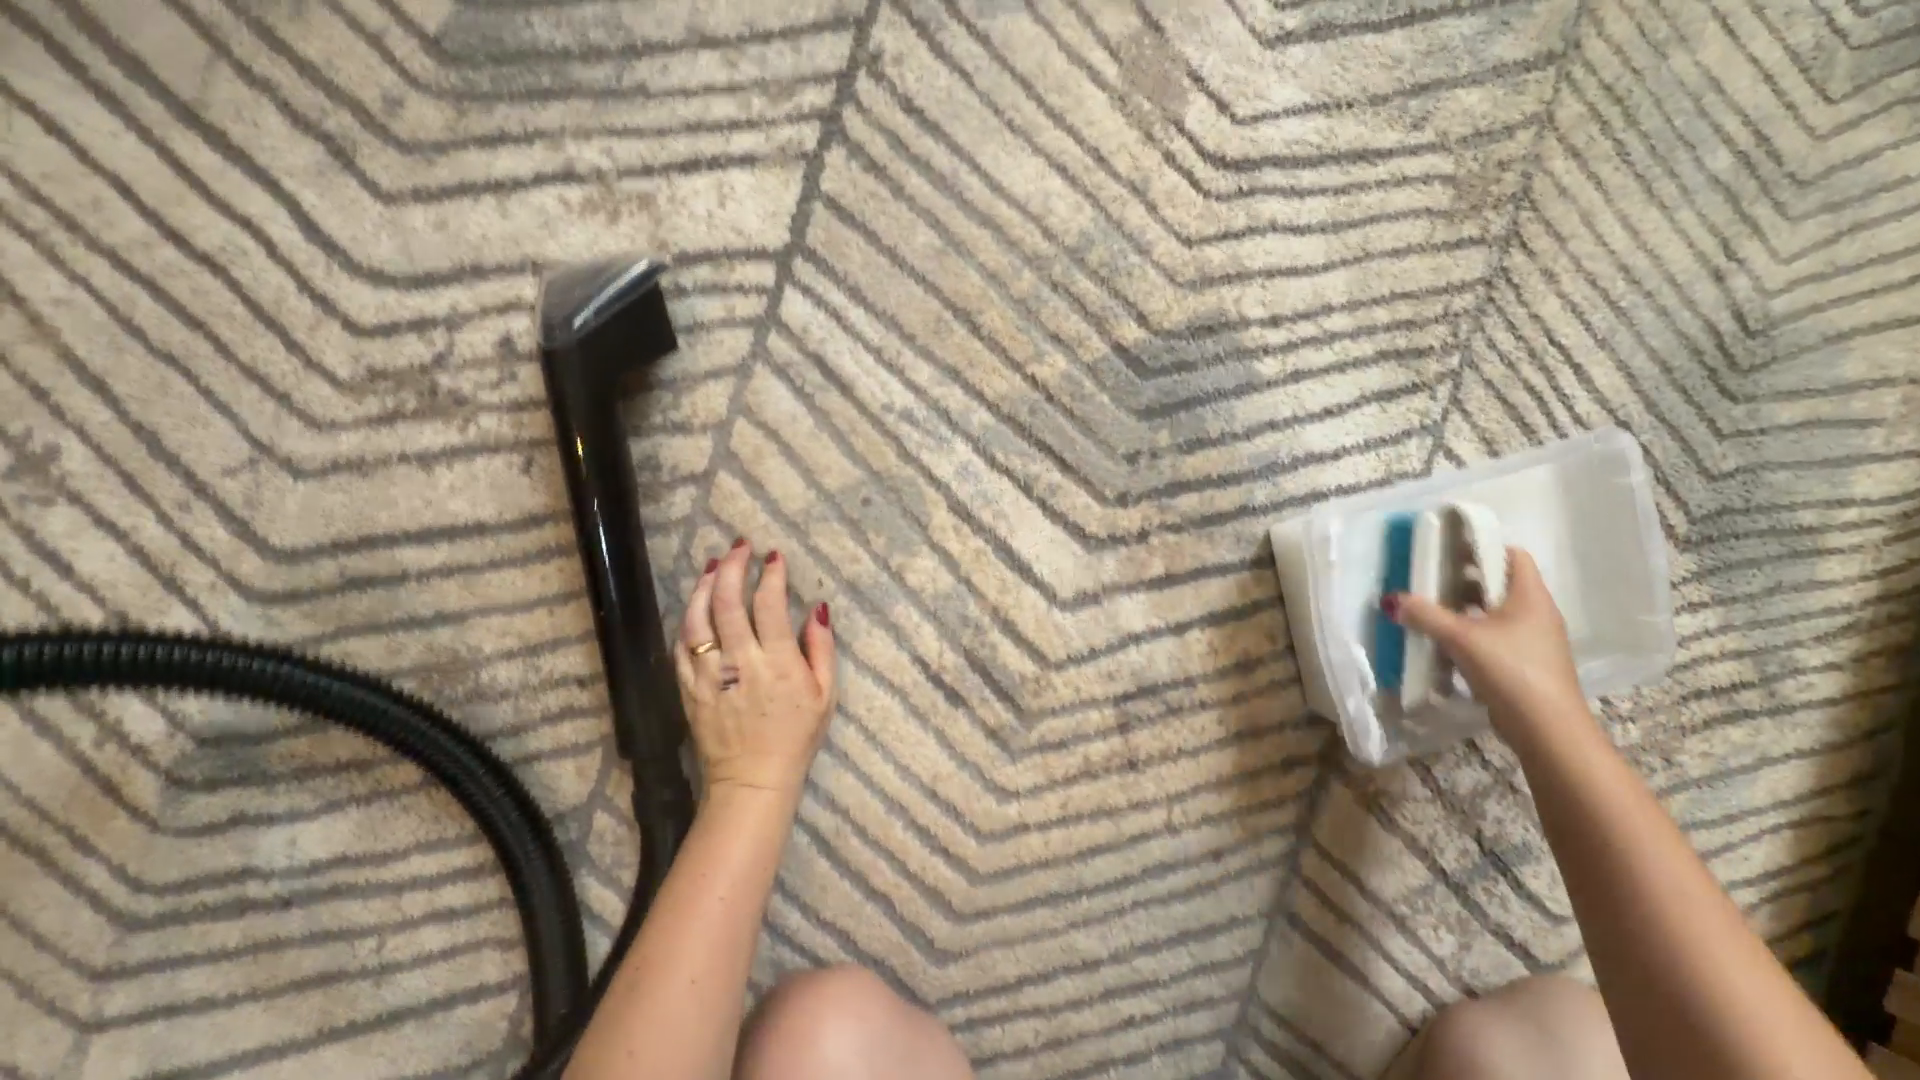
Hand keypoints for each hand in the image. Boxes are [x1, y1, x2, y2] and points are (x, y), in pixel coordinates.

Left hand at [673, 539, 836, 800]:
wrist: (752, 781)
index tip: (774, 557)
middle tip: (739, 547)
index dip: (771, 575)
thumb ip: (822, 650)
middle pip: (727, 602)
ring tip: (712, 565)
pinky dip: (687, 621)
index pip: (769, 605)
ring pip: (697, 619)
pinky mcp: (688, 689)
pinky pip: (681, 647)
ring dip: (703, 586)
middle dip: (733, 567)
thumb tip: (817, 609)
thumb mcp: (825, 696)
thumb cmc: (795, 737)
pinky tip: (694, 605)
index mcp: (778, 663)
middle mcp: (740, 662)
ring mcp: (709, 676)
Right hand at [1386, 547, 1588, 738]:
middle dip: (1465, 581)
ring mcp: (1535, 640)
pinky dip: (1473, 635)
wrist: (1546, 727)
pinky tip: (1448, 645)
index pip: (1513, 556)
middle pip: (1501, 584)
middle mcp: (1538, 613)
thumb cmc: (1511, 670)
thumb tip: (1393, 600)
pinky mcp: (1527, 663)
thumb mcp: (1461, 638)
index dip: (1483, 548)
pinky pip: (1497, 638)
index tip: (1449, 552)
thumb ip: (1426, 616)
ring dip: (1467, 611)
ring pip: (1497, 613)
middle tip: (1431, 581)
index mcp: (1531, 596)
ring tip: (1432, 611)